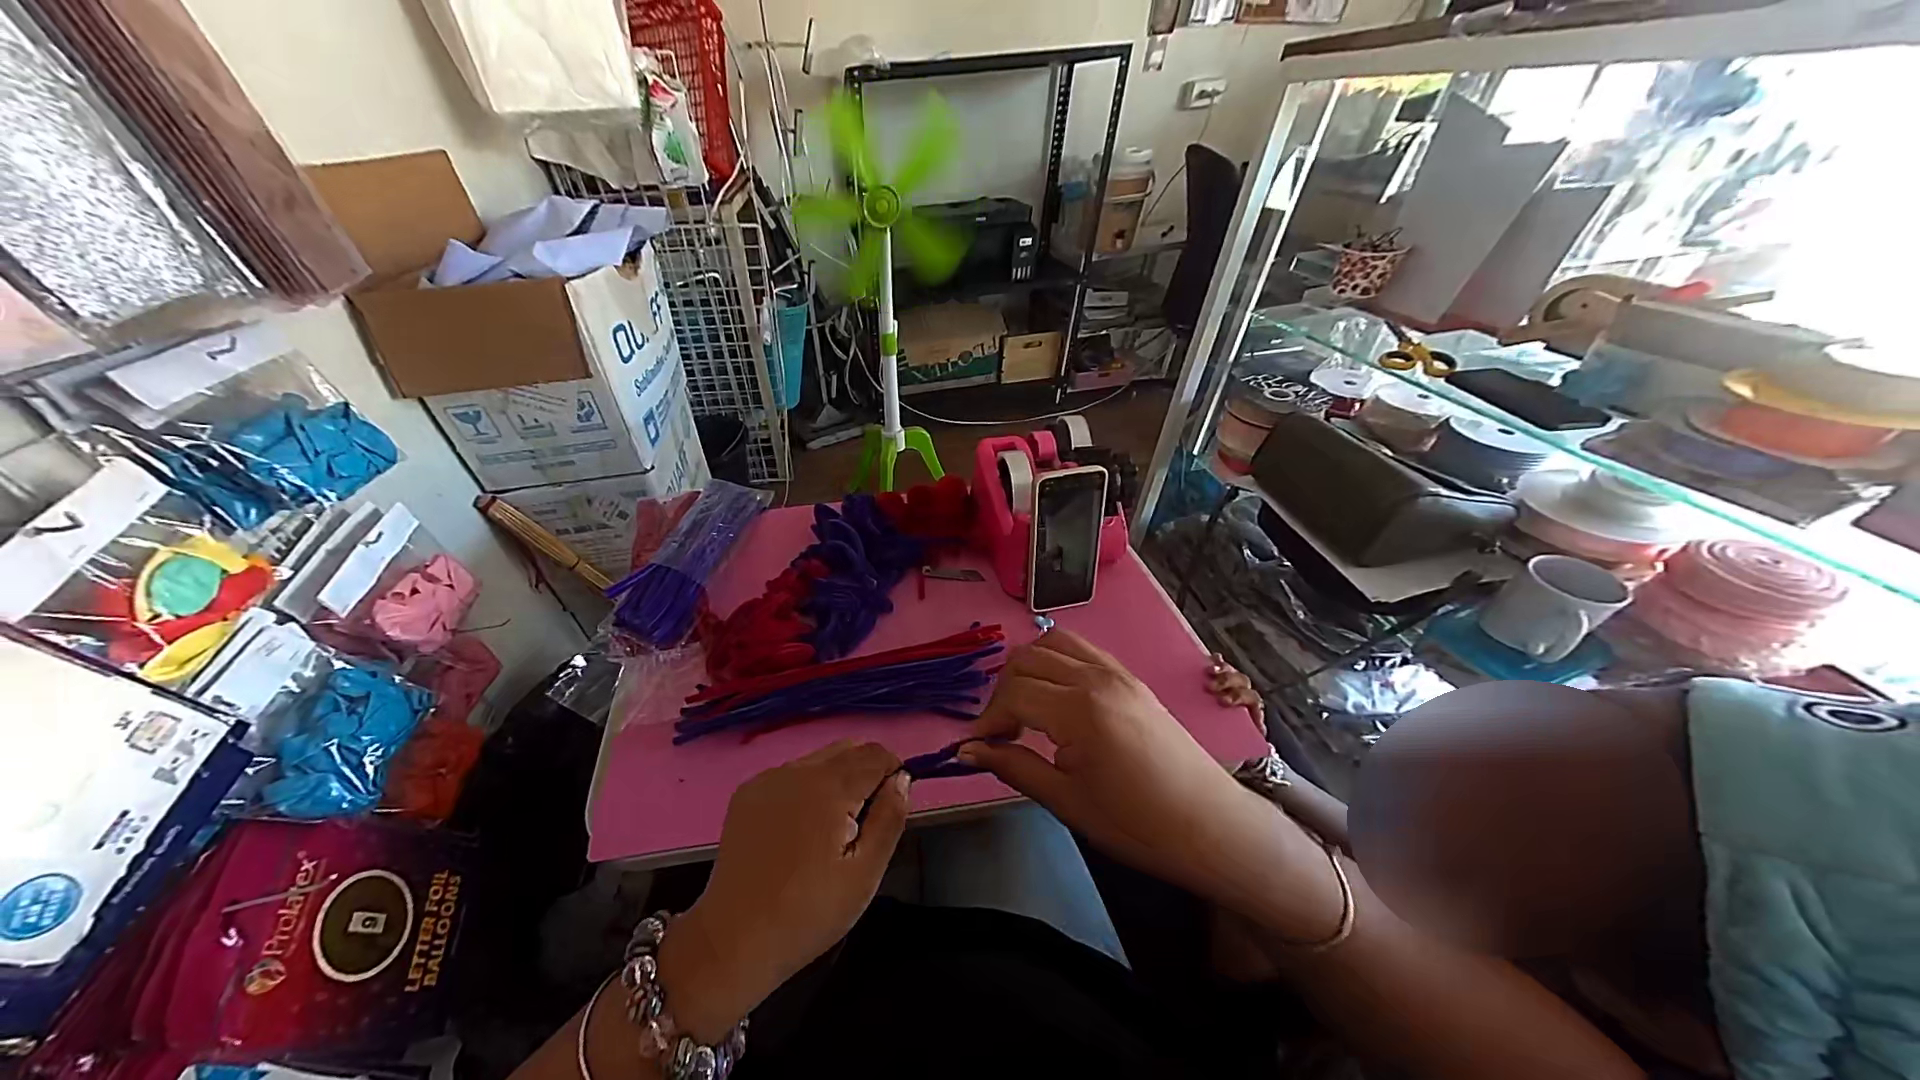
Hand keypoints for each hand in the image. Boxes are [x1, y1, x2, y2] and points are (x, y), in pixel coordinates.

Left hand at [658, 741, 908, 1041]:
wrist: (732, 942)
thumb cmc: (808, 913)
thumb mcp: (865, 873)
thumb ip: (890, 817)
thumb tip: (902, 779)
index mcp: (828, 787)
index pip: (876, 755)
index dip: (894, 774)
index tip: (892, 807)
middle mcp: (797, 770)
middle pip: (848, 749)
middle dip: (867, 774)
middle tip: (864, 824)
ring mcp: (767, 779)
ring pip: (820, 758)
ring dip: (837, 779)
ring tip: (831, 831)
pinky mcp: (747, 793)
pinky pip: (792, 773)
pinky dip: (808, 788)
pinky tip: (800, 830)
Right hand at [959, 631, 1342, 938]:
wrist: (1210, 826)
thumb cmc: (1137, 823)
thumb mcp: (1067, 801)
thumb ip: (1013, 766)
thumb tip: (968, 751)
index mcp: (1080, 709)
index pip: (1013, 693)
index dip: (987, 719)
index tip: (979, 747)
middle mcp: (1097, 677)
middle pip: (1028, 659)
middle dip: (1003, 691)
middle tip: (1001, 733)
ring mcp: (1118, 673)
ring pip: (1054, 643)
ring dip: (1029, 668)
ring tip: (1025, 710)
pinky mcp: (1131, 679)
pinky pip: (1083, 651)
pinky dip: (1057, 662)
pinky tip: (1057, 698)